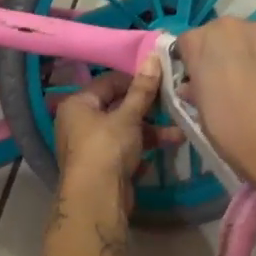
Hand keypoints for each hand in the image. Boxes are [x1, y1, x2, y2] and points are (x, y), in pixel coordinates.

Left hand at [55, 56, 163, 194]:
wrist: (96, 199)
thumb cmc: (107, 148)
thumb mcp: (128, 116)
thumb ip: (142, 90)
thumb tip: (153, 57)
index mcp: (77, 104)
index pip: (107, 82)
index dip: (134, 80)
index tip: (160, 81)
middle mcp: (78, 123)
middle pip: (117, 108)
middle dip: (147, 110)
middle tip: (172, 105)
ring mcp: (89, 147)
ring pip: (123, 131)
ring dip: (150, 132)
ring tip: (178, 134)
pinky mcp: (101, 167)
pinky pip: (124, 151)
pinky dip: (142, 151)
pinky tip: (162, 153)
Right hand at [174, 18, 255, 196]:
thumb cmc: (232, 133)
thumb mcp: (200, 111)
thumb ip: (195, 88)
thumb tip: (195, 85)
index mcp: (199, 41)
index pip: (188, 43)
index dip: (194, 63)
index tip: (201, 81)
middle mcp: (230, 25)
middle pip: (221, 34)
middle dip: (224, 53)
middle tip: (233, 81)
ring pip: (252, 36)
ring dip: (252, 52)